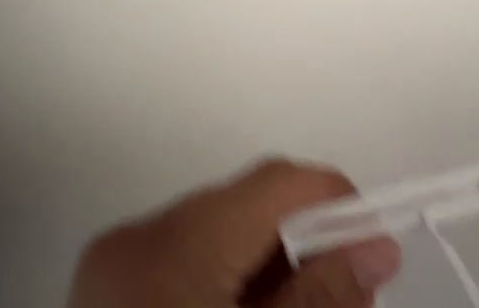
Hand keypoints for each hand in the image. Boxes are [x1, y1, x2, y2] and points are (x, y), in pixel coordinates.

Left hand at [68, 159, 401, 307]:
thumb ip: (322, 297)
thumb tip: (374, 247)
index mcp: (171, 243)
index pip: (278, 182)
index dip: (339, 207)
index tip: (375, 253)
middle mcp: (134, 240)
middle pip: (248, 209)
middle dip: (307, 246)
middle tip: (349, 298)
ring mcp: (110, 271)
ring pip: (220, 237)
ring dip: (271, 269)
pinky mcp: (103, 298)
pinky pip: (187, 266)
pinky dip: (230, 285)